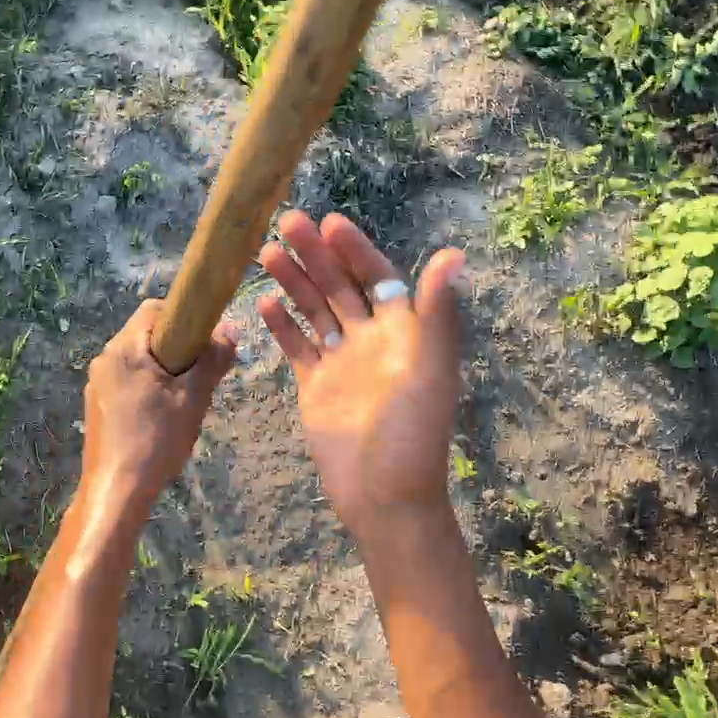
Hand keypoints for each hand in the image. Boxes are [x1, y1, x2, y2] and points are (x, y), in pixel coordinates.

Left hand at [81, 300, 237, 502]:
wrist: (117, 490)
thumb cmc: (157, 439)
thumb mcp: (193, 398)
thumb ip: (212, 360)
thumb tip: (231, 329)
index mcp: (124, 348)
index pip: (154, 309)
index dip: (184, 317)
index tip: (205, 340)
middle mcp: (104, 358)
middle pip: (145, 334)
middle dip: (176, 347)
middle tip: (199, 376)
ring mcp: (96, 384)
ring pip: (137, 360)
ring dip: (163, 370)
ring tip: (183, 400)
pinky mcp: (95, 405)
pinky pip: (126, 382)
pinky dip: (147, 388)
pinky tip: (161, 418)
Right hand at [256, 212, 466, 536]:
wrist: (383, 495)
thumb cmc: (413, 435)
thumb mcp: (430, 371)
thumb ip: (435, 314)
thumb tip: (453, 254)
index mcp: (404, 332)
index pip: (378, 277)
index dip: (355, 250)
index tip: (330, 224)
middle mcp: (371, 339)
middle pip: (339, 287)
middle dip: (315, 255)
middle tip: (286, 223)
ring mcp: (340, 361)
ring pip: (314, 310)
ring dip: (294, 282)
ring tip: (267, 252)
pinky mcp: (315, 385)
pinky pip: (297, 346)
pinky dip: (282, 325)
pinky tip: (264, 303)